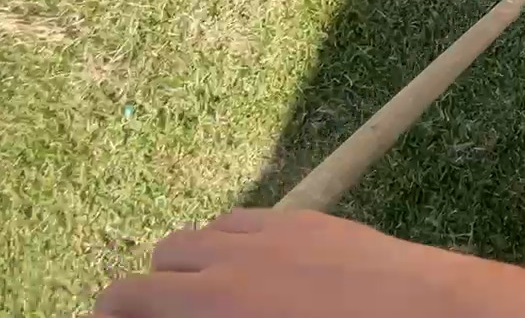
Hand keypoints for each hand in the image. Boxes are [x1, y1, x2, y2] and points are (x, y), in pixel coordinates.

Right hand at [96, 208, 488, 317]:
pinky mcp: (305, 219)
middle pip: (166, 251)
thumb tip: (194, 310)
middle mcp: (233, 259)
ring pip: (208, 228)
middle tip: (169, 317)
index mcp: (212, 305)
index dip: (113, 313)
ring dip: (198, 257)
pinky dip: (236, 238)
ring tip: (212, 291)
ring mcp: (272, 231)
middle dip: (156, 285)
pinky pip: (249, 217)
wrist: (412, 311)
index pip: (129, 296)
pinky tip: (254, 266)